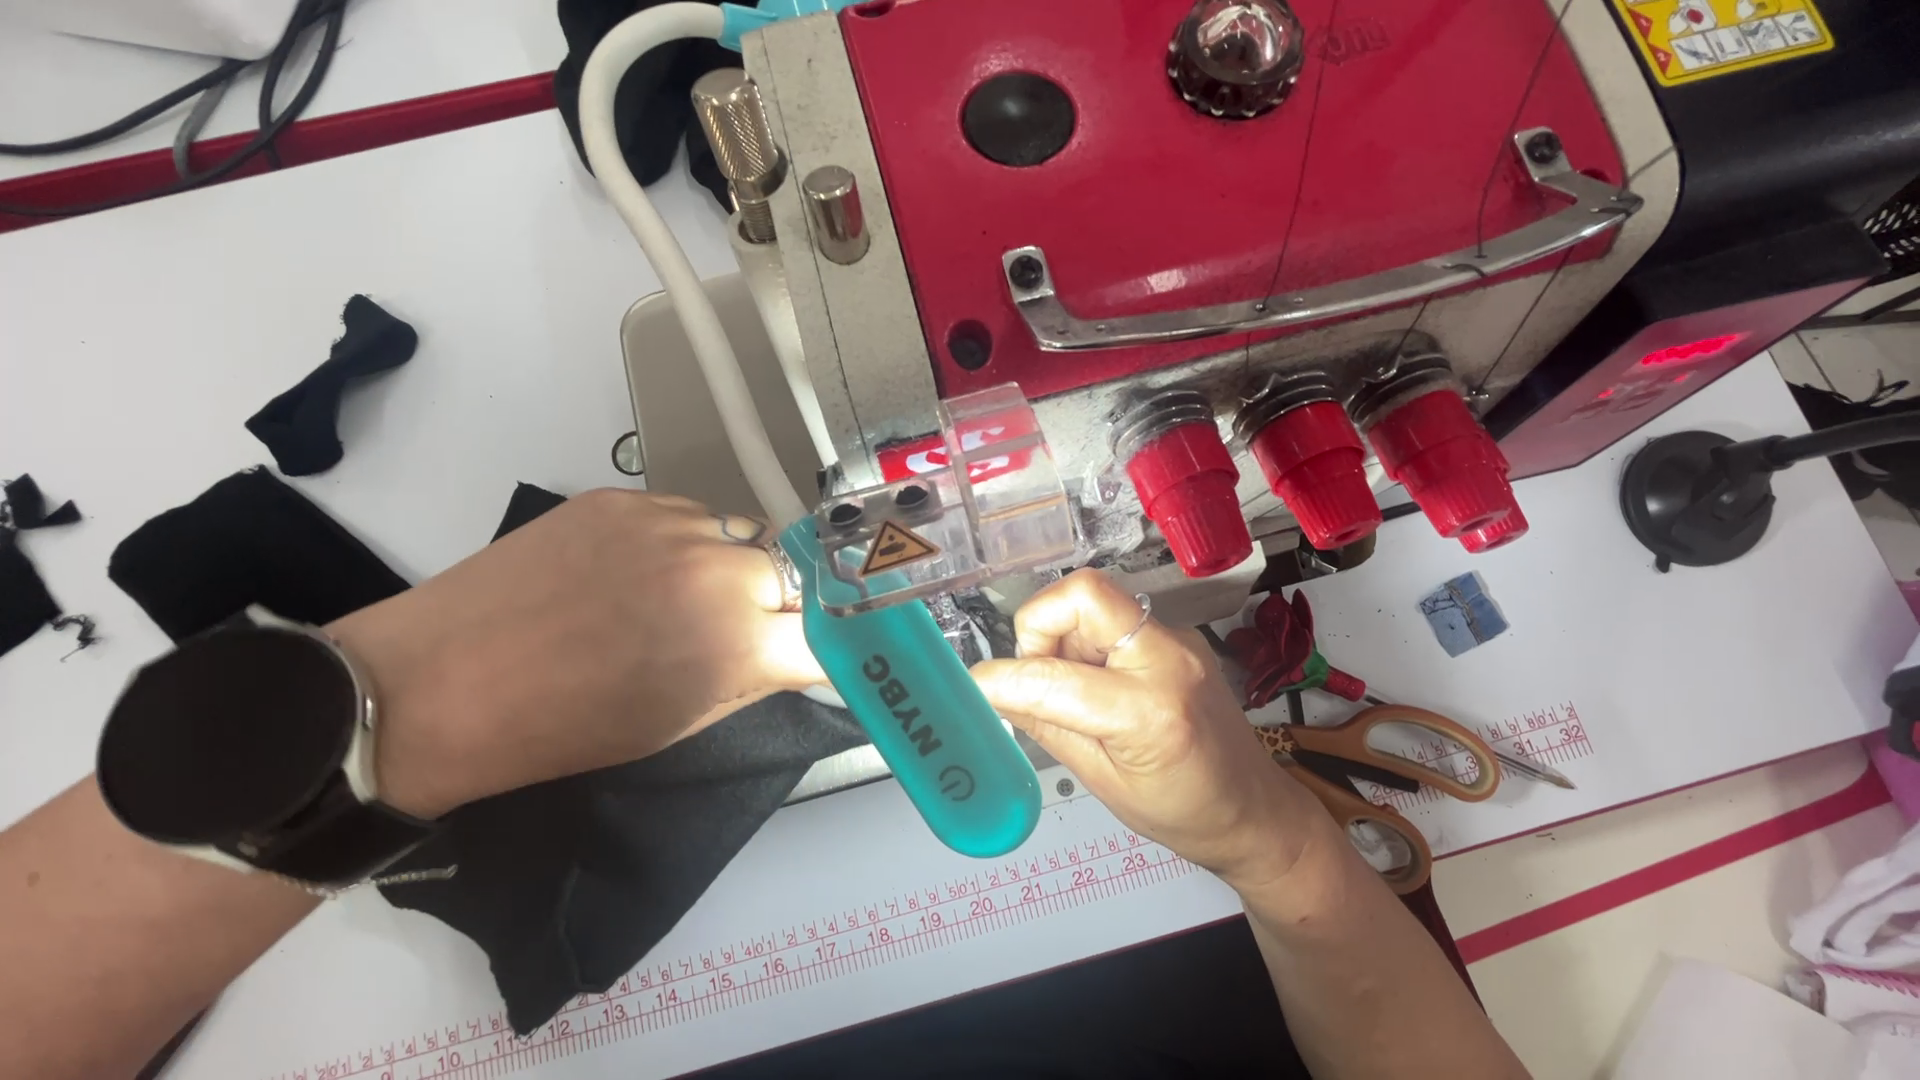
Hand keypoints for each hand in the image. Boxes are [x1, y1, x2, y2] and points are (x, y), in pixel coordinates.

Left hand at [327, 489, 822, 817]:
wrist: (442, 682)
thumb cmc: (566, 728)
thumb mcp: (679, 723)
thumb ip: (751, 675)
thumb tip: (792, 649)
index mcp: (738, 645)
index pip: (827, 631)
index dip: (819, 645)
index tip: (807, 652)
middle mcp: (718, 571)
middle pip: (789, 575)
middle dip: (773, 604)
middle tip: (731, 629)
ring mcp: (670, 524)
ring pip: (739, 536)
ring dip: (729, 566)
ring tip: (677, 595)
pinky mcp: (624, 497)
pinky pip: (686, 515)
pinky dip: (681, 542)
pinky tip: (635, 570)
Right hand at [970, 570, 1334, 889]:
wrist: (1257, 810)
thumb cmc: (1182, 814)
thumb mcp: (1102, 782)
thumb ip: (1045, 726)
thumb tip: (994, 692)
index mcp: (1149, 712)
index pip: (1053, 676)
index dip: (1000, 679)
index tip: (975, 687)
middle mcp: (1167, 658)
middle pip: (1082, 593)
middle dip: (1037, 624)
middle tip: (1036, 672)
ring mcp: (1177, 640)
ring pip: (1094, 598)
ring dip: (1061, 633)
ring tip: (1070, 686)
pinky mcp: (1177, 635)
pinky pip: (1114, 617)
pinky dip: (1085, 640)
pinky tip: (1095, 684)